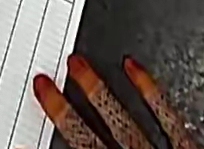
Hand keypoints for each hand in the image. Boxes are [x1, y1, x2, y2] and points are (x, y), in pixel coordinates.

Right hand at [32, 53, 202, 148]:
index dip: (57, 136)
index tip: (35, 124)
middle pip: (93, 140)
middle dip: (66, 110)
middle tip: (47, 82)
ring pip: (124, 121)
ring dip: (98, 91)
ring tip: (79, 64)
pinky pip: (169, 119)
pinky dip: (149, 90)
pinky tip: (133, 67)